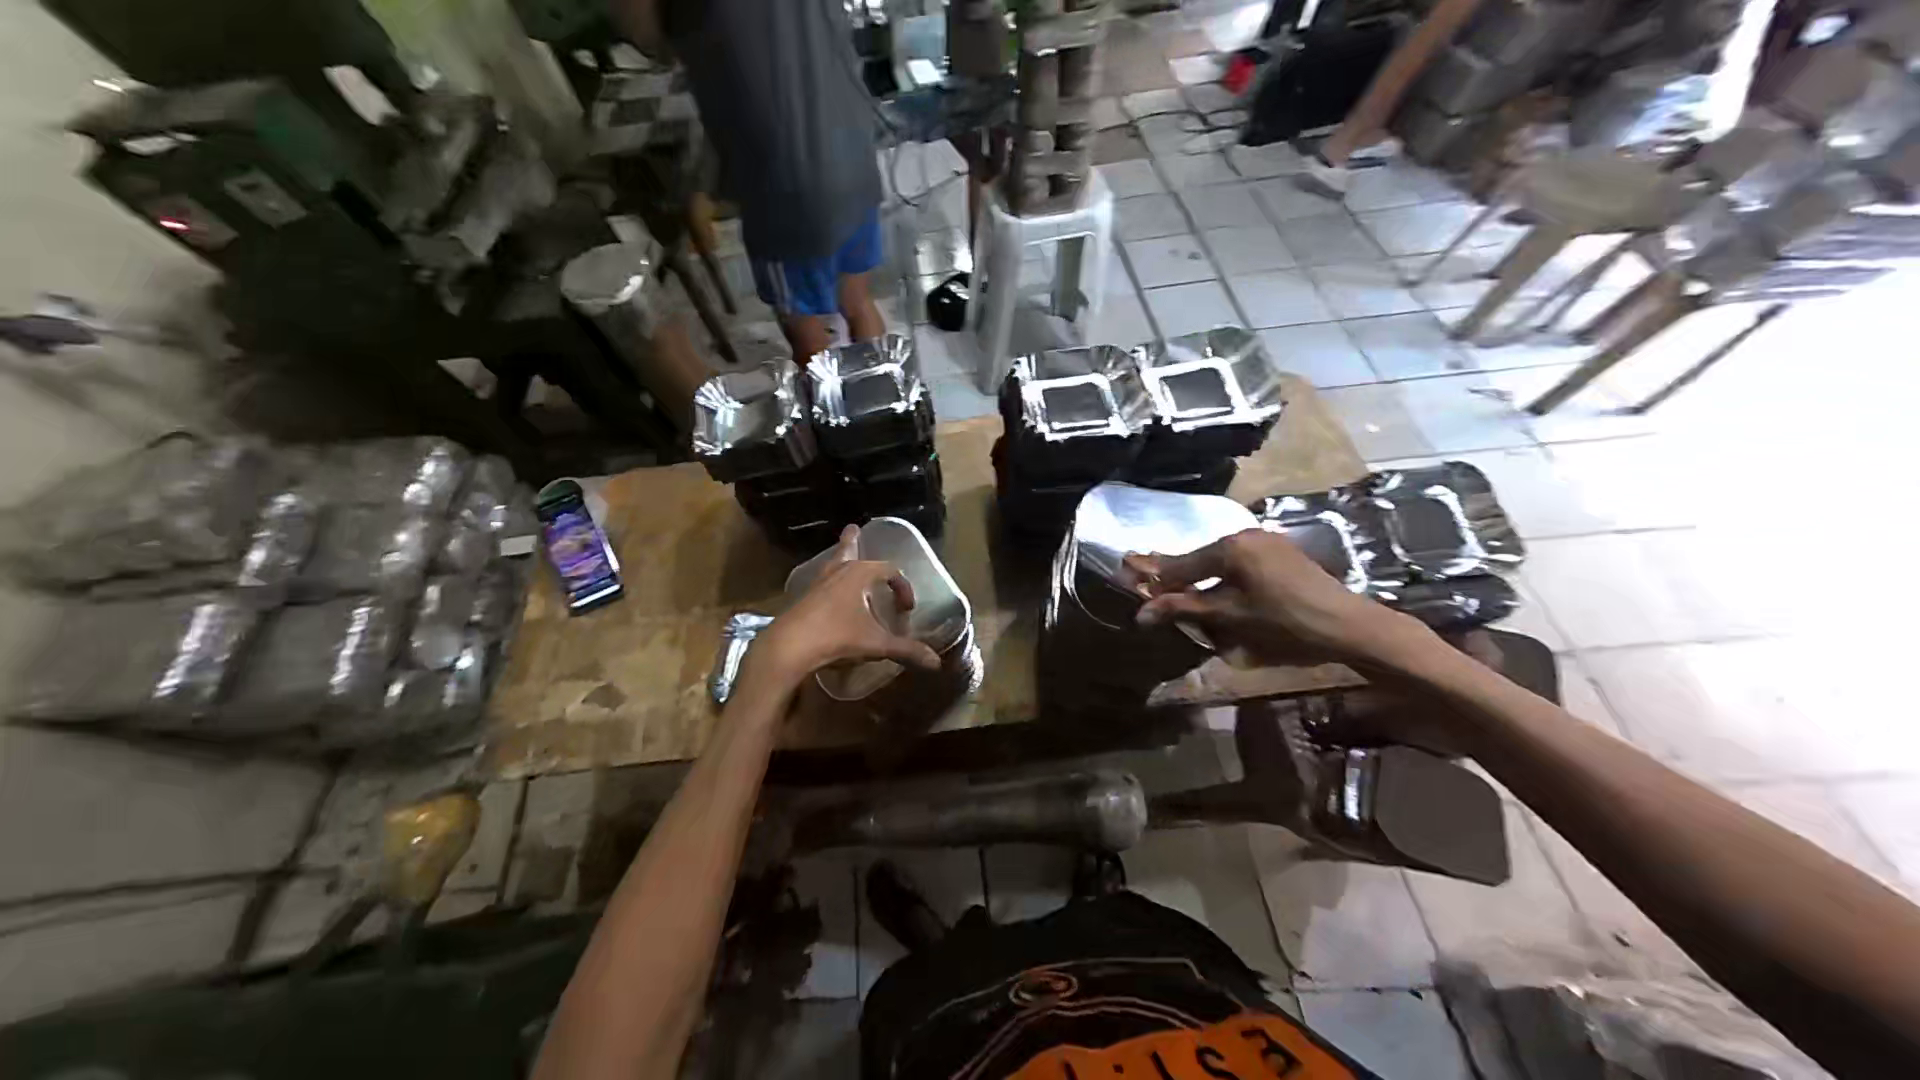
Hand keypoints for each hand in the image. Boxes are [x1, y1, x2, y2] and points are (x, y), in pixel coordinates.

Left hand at [748, 527, 941, 693]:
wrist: (790, 647)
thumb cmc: (837, 637)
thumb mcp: (876, 644)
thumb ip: (906, 650)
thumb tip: (936, 663)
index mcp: (860, 574)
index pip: (889, 571)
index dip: (903, 587)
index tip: (907, 609)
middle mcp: (838, 572)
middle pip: (848, 551)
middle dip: (853, 541)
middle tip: (853, 529)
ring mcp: (818, 584)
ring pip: (833, 565)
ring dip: (841, 560)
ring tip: (842, 554)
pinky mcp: (803, 599)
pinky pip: (822, 584)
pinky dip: (830, 582)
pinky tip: (830, 594)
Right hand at [1127, 528, 1437, 670]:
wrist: (1348, 625)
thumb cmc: (1285, 622)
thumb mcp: (1230, 616)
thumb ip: (1185, 609)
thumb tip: (1142, 613)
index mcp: (1231, 546)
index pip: (1181, 564)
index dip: (1156, 581)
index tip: (1131, 588)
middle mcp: (1245, 534)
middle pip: (1199, 557)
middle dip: (1176, 577)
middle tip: (1152, 591)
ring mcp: (1265, 541)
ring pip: (1218, 559)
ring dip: (1200, 577)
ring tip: (1182, 596)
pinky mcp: (1280, 552)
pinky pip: (1238, 561)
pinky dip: (1222, 576)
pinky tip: (1217, 591)